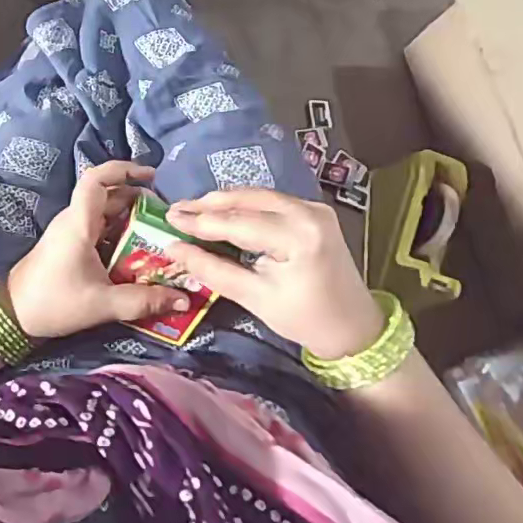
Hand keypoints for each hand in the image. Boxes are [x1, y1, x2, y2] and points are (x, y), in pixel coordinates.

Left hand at [6, 161, 189, 338]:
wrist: (13, 316)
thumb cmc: (54, 302)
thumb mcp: (103, 304)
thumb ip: (144, 302)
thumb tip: (184, 300)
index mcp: (78, 224)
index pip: (96, 180)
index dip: (123, 170)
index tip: (151, 176)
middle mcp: (74, 221)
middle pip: (107, 196)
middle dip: (137, 199)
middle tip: (165, 214)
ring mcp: (70, 233)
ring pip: (104, 214)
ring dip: (130, 218)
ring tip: (158, 233)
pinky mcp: (69, 247)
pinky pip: (99, 230)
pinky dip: (119, 234)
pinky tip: (138, 252)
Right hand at [164, 189, 384, 359]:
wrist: (354, 327)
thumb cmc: (305, 318)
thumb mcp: (254, 297)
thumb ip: (212, 269)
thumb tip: (174, 249)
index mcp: (298, 236)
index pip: (238, 222)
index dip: (200, 220)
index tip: (168, 218)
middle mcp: (308, 212)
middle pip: (247, 200)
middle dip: (209, 204)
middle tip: (175, 209)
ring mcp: (314, 208)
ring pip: (258, 196)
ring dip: (224, 202)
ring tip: (192, 210)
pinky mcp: (314, 212)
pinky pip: (270, 201)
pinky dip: (243, 205)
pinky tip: (222, 211)